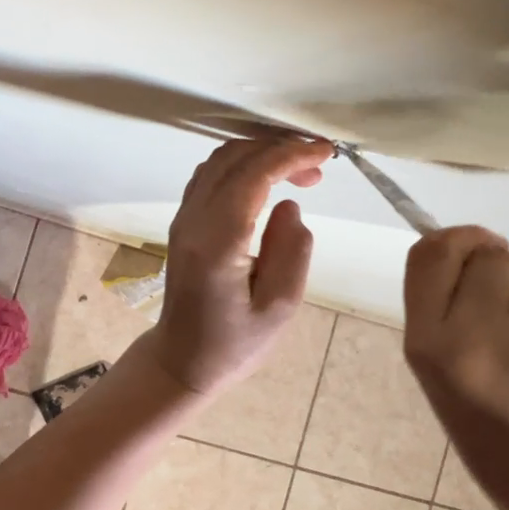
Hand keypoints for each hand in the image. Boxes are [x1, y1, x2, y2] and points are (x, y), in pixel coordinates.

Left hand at [143, 137, 332, 395]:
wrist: (181, 359)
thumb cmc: (234, 343)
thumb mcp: (279, 308)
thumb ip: (291, 251)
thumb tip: (290, 204)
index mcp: (217, 242)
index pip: (252, 177)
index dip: (290, 156)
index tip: (327, 153)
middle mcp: (193, 222)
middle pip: (233, 159)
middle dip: (279, 150)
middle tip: (320, 166)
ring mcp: (183, 220)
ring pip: (218, 162)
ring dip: (260, 154)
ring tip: (300, 172)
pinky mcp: (182, 223)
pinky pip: (210, 177)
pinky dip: (242, 165)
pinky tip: (268, 181)